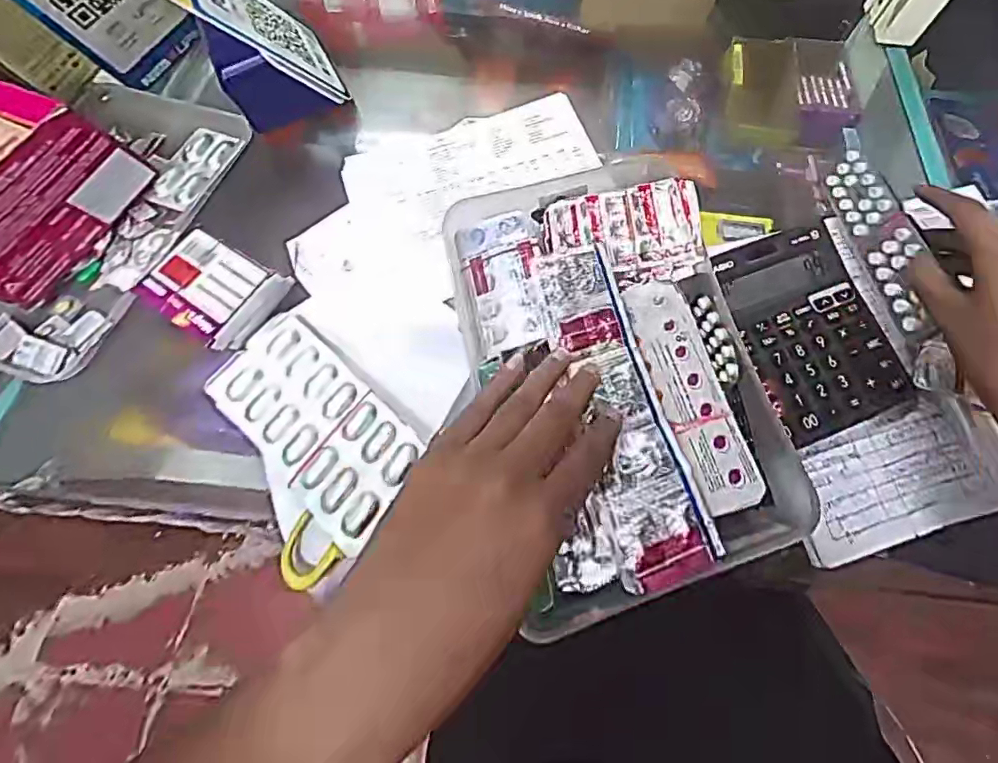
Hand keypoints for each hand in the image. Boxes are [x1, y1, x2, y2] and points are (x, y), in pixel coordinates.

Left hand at [334, 349, 616, 668]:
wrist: (385, 640)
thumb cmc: (459, 638)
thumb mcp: (524, 586)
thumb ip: (541, 532)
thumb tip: (548, 501)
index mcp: (540, 518)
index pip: (583, 462)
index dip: (601, 436)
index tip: (612, 415)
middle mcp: (508, 479)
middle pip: (552, 422)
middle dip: (575, 393)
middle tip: (590, 370)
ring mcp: (469, 462)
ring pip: (513, 408)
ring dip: (538, 379)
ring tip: (556, 357)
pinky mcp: (435, 458)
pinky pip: (473, 412)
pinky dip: (494, 388)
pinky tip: (507, 373)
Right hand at [904, 186, 997, 450]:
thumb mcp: (951, 320)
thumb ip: (927, 280)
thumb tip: (919, 259)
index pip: (968, 213)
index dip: (938, 200)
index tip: (919, 194)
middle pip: (993, 236)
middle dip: (956, 241)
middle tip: (924, 251)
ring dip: (979, 264)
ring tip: (949, 282)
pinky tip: (985, 305)